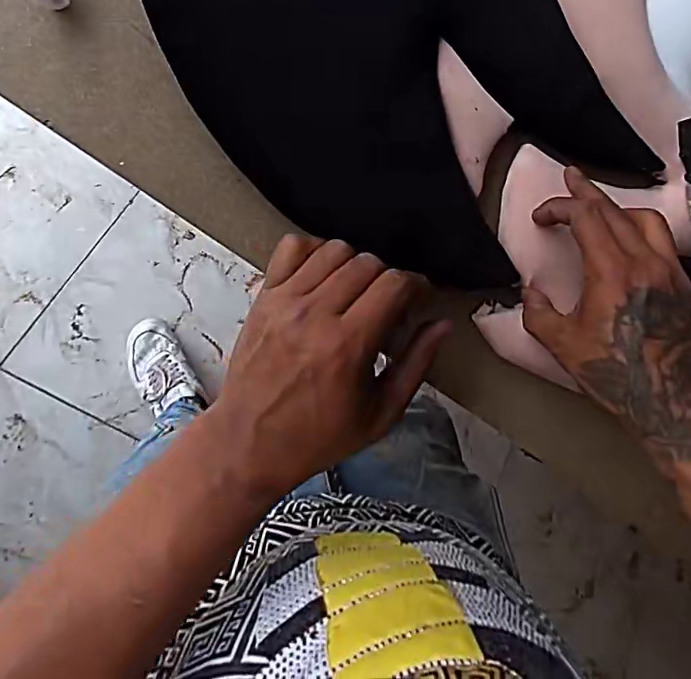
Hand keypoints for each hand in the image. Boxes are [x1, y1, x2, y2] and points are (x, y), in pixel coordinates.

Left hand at [205, 235, 449, 499]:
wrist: (248, 442)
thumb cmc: (317, 436)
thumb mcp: (380, 414)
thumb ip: (416, 365)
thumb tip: (441, 325)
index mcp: (347, 345)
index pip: (394, 284)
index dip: (416, 285)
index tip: (418, 298)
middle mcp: (315, 315)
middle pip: (368, 262)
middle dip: (388, 277)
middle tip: (388, 303)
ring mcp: (286, 301)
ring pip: (334, 249)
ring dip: (355, 263)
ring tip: (356, 290)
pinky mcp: (265, 296)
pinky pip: (292, 247)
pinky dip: (314, 251)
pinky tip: (323, 275)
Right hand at [521, 167, 690, 441]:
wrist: (676, 406)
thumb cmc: (624, 379)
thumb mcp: (563, 346)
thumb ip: (537, 312)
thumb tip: (530, 294)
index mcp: (613, 273)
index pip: (586, 217)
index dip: (559, 207)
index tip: (543, 215)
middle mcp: (645, 265)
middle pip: (614, 210)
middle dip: (586, 192)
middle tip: (571, 179)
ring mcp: (670, 273)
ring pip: (644, 219)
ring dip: (617, 207)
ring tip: (601, 208)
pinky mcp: (684, 286)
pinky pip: (663, 240)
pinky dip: (640, 229)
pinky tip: (630, 240)